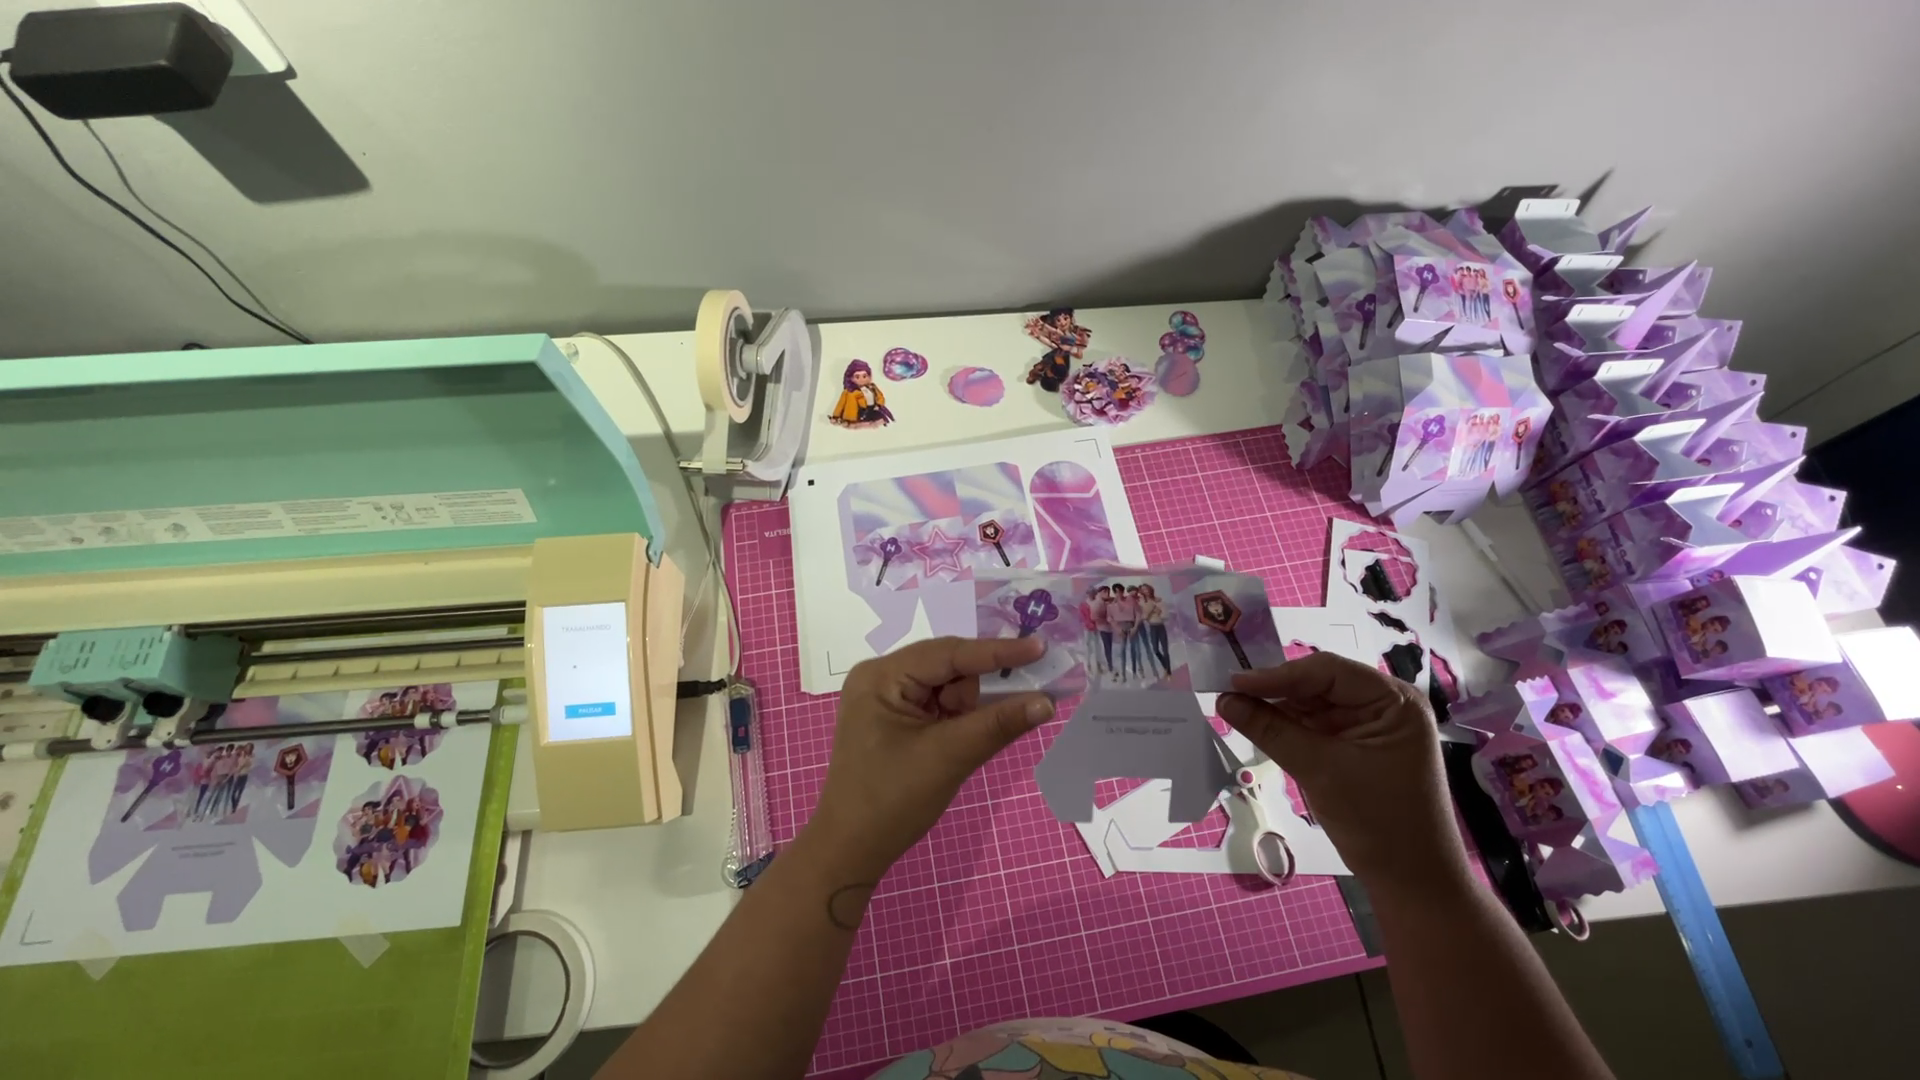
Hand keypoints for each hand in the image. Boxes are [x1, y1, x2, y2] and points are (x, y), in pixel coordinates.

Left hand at [805, 636, 1054, 881]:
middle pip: (949, 666)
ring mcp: (886, 697)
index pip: (948, 653)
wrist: (852, 849)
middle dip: (980, 688)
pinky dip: (959, 718)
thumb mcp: (949, 757)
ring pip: (947, 686)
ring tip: (958, 744)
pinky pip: (938, 705)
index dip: (997, 651)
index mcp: (881, 677)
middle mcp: (881, 677)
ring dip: (968, 708)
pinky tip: (964, 736)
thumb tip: (1047, 701)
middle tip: (1017, 701)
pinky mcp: (895, 718)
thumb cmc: (892, 801)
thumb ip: (998, 724)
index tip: (1040, 647)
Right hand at [1218, 652, 1467, 893]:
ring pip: (1313, 703)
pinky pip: (1315, 724)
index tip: (1233, 683)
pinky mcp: (1356, 746)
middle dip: (1276, 689)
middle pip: (1319, 683)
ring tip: (1234, 707)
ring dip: (1277, 707)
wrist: (1411, 880)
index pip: (1328, 671)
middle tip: (1228, 693)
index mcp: (1394, 701)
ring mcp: (1371, 726)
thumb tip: (1223, 699)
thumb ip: (1270, 729)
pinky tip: (1257, 724)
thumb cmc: (1376, 821)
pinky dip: (1287, 725)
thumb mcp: (1319, 769)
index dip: (1278, 674)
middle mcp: (1385, 705)